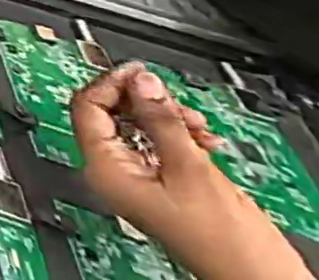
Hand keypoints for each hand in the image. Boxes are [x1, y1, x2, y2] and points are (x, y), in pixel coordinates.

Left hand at [72, 63, 310, 279]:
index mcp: (105, 170)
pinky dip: (176, 137)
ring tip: (195, 122)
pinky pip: (156, 147)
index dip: (110, 84)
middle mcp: (113, 175)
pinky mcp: (162, 187)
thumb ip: (161, 119)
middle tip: (170, 96)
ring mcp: (137, 182)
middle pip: (110, 115)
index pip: (86, 107)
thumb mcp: (191, 169)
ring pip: (136, 128)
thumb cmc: (231, 247)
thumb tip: (140, 80)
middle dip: (142, 102)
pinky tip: (202, 139)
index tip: (137, 70)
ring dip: (164, 118)